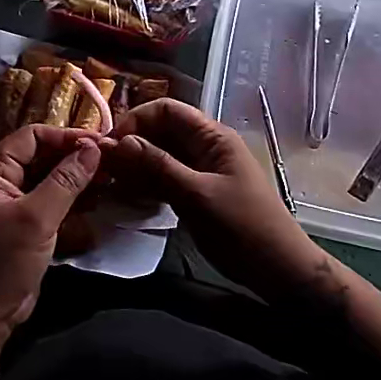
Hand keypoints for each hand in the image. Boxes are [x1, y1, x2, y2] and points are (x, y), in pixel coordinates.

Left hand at [0, 124, 101, 379]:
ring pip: (49, 180)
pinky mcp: (24, 227)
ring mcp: (11, 206)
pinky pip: (50, 203)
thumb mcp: (37, 218)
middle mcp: (0, 182)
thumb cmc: (2, 263)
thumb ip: (66, 180)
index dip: (66, 137)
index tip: (101, 144)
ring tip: (111, 180)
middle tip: (112, 162)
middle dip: (75, 158)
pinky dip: (72, 200)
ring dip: (77, 179)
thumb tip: (93, 148)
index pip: (32, 137)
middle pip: (41, 157)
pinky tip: (97, 201)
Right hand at [102, 99, 329, 298]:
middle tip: (102, 168)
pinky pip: (164, 178)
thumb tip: (118, 142)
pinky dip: (145, 183)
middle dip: (131, 144)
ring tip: (109, 182)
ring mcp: (200, 171)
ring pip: (159, 156)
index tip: (109, 144)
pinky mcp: (195, 193)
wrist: (278, 270)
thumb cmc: (244, 228)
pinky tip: (126, 195)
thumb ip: (158, 166)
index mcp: (213, 137)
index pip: (167, 110)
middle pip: (160, 131)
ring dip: (134, 165)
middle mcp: (205, 147)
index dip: (136, 120)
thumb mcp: (197, 196)